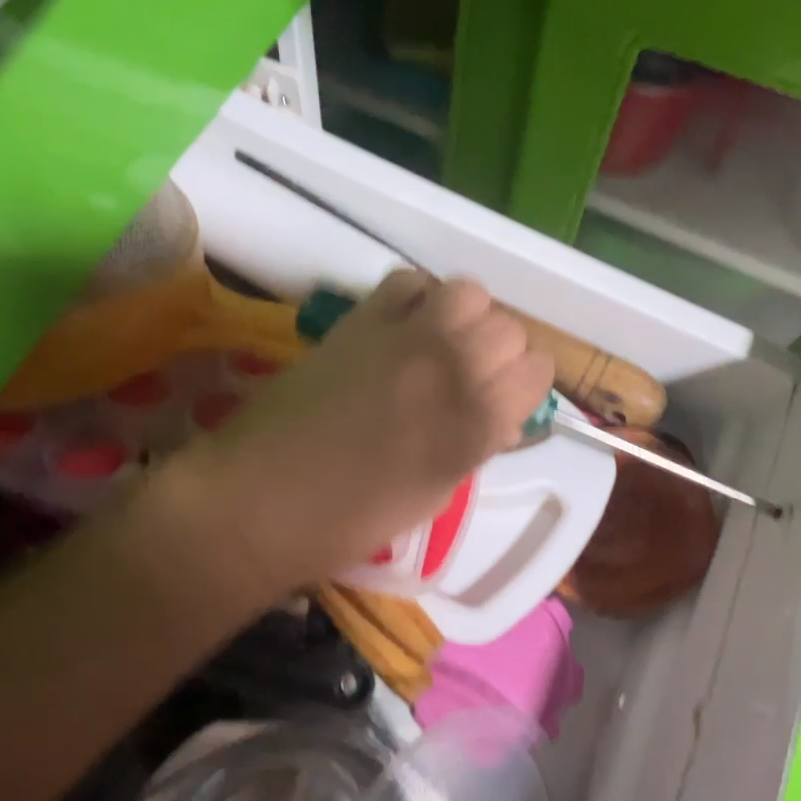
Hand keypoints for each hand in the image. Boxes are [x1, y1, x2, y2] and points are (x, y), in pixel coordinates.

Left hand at [166, 271, 553, 592]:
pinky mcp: (359, 320)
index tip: (506, 400)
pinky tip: (403, 326)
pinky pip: (408, 281)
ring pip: (469, 292)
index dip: (525, 386)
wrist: (260, 501)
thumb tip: (499, 417)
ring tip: (441, 343)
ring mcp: (405, 337)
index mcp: (477, 422)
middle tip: (472, 375)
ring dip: (465, 316)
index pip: (539, 371)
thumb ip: (475, 444)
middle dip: (500, 351)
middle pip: (510, 327)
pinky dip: (417, 297)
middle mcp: (453, 368)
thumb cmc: (351, 520)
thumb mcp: (436, 495)